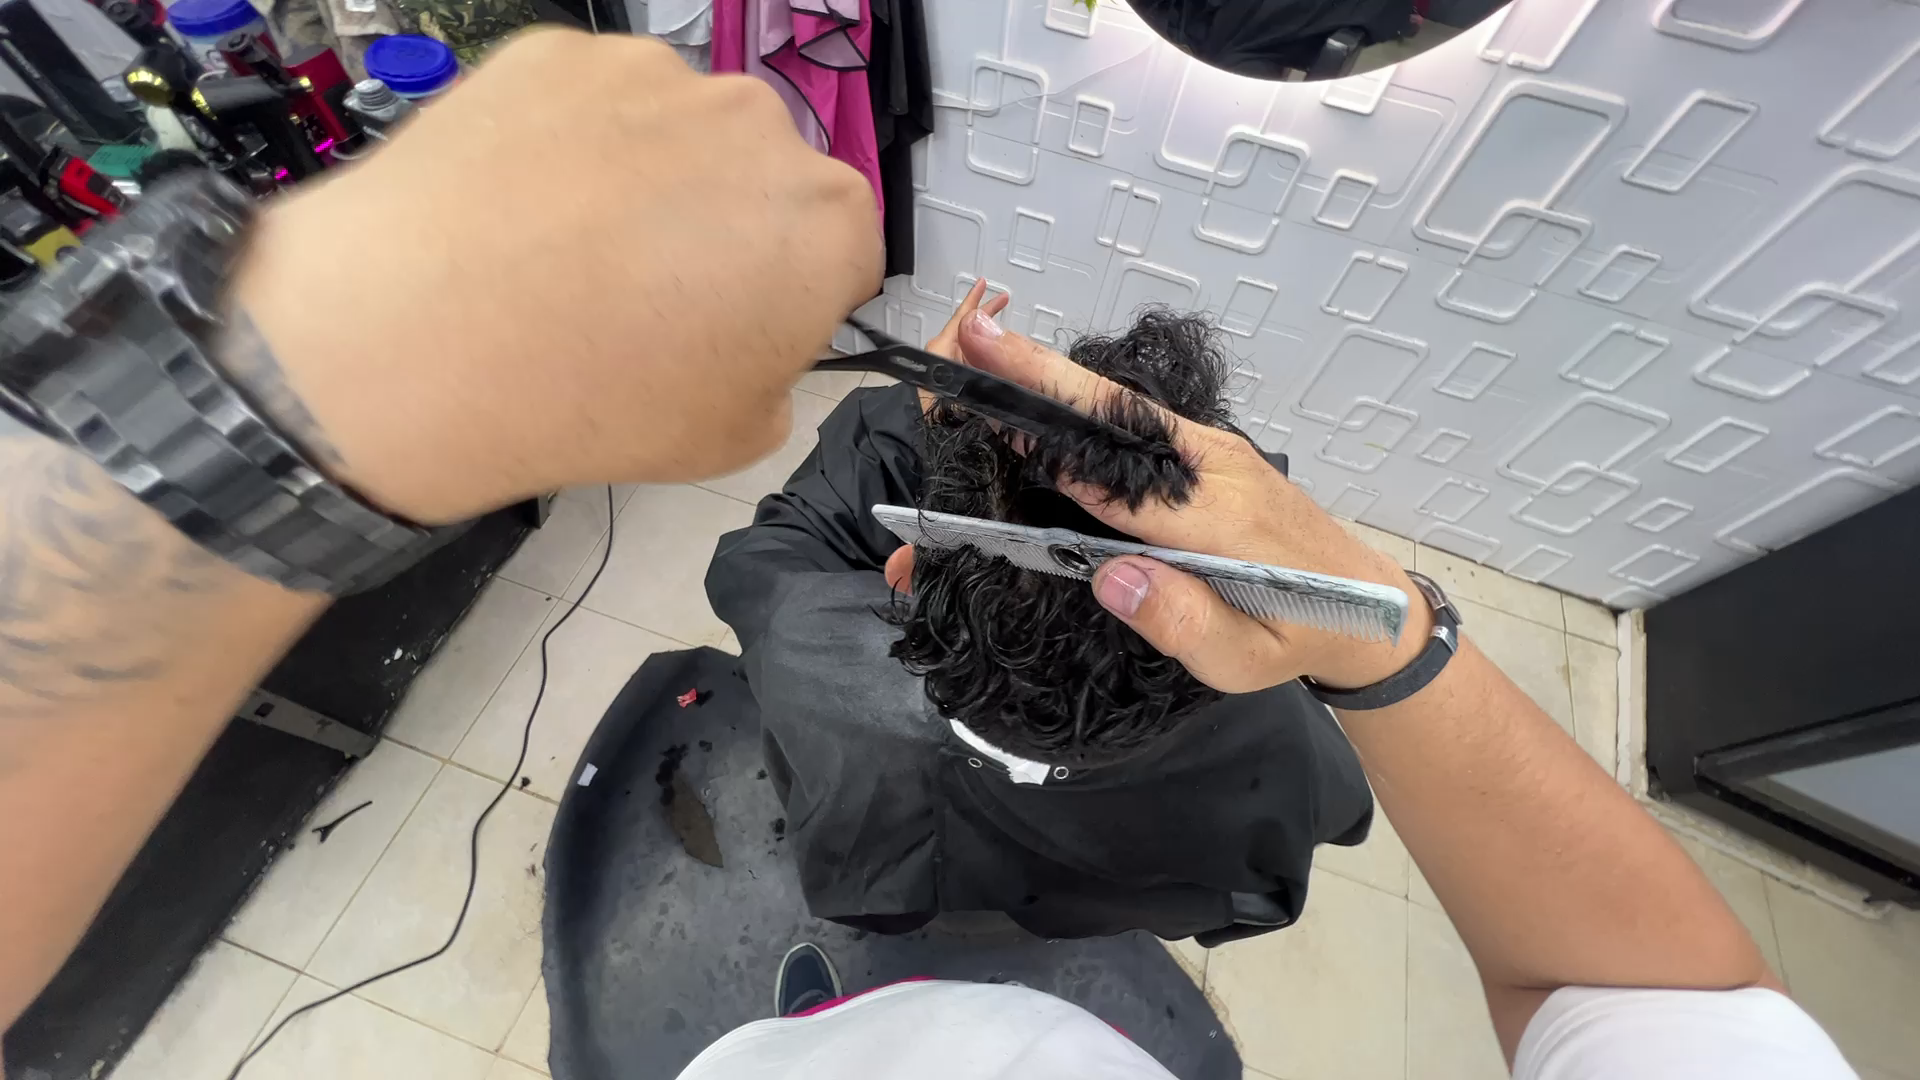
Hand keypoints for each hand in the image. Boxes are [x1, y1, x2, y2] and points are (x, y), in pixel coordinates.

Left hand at [230, 28, 881, 522]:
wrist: (428, 346)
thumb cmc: (608, 397)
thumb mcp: (745, 432)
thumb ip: (783, 369)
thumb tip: (758, 335)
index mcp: (827, 226)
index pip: (852, 253)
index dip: (811, 295)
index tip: (768, 322)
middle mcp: (762, 131)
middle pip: (778, 187)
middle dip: (749, 236)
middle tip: (681, 296)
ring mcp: (660, 77)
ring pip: (696, 140)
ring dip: (675, 187)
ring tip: (602, 255)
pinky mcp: (564, 53)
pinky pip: (610, 107)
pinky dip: (596, 150)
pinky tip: (552, 211)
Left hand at [909, 278, 1010, 412]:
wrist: (920, 430)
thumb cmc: (933, 403)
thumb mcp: (955, 372)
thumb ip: (974, 353)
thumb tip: (990, 333)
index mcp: (943, 345)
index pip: (963, 316)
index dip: (975, 298)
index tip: (984, 282)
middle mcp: (945, 354)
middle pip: (970, 328)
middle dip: (988, 316)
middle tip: (1005, 300)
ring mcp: (948, 369)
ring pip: (973, 346)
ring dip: (989, 340)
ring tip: (1008, 334)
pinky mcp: (952, 384)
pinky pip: (972, 363)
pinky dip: (985, 357)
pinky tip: (999, 362)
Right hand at [949, 311, 1433, 692]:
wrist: (1370, 608)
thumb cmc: (1301, 634)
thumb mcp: (1247, 659)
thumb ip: (1184, 622)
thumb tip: (1110, 576)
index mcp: (1220, 519)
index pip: (1120, 483)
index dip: (1054, 454)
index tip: (993, 420)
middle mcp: (1215, 467)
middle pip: (1117, 415)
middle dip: (1043, 376)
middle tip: (978, 336)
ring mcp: (1215, 452)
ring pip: (1125, 409)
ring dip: (1056, 379)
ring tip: (993, 354)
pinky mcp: (1210, 453)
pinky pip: (1139, 422)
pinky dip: (1085, 403)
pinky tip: (1045, 394)